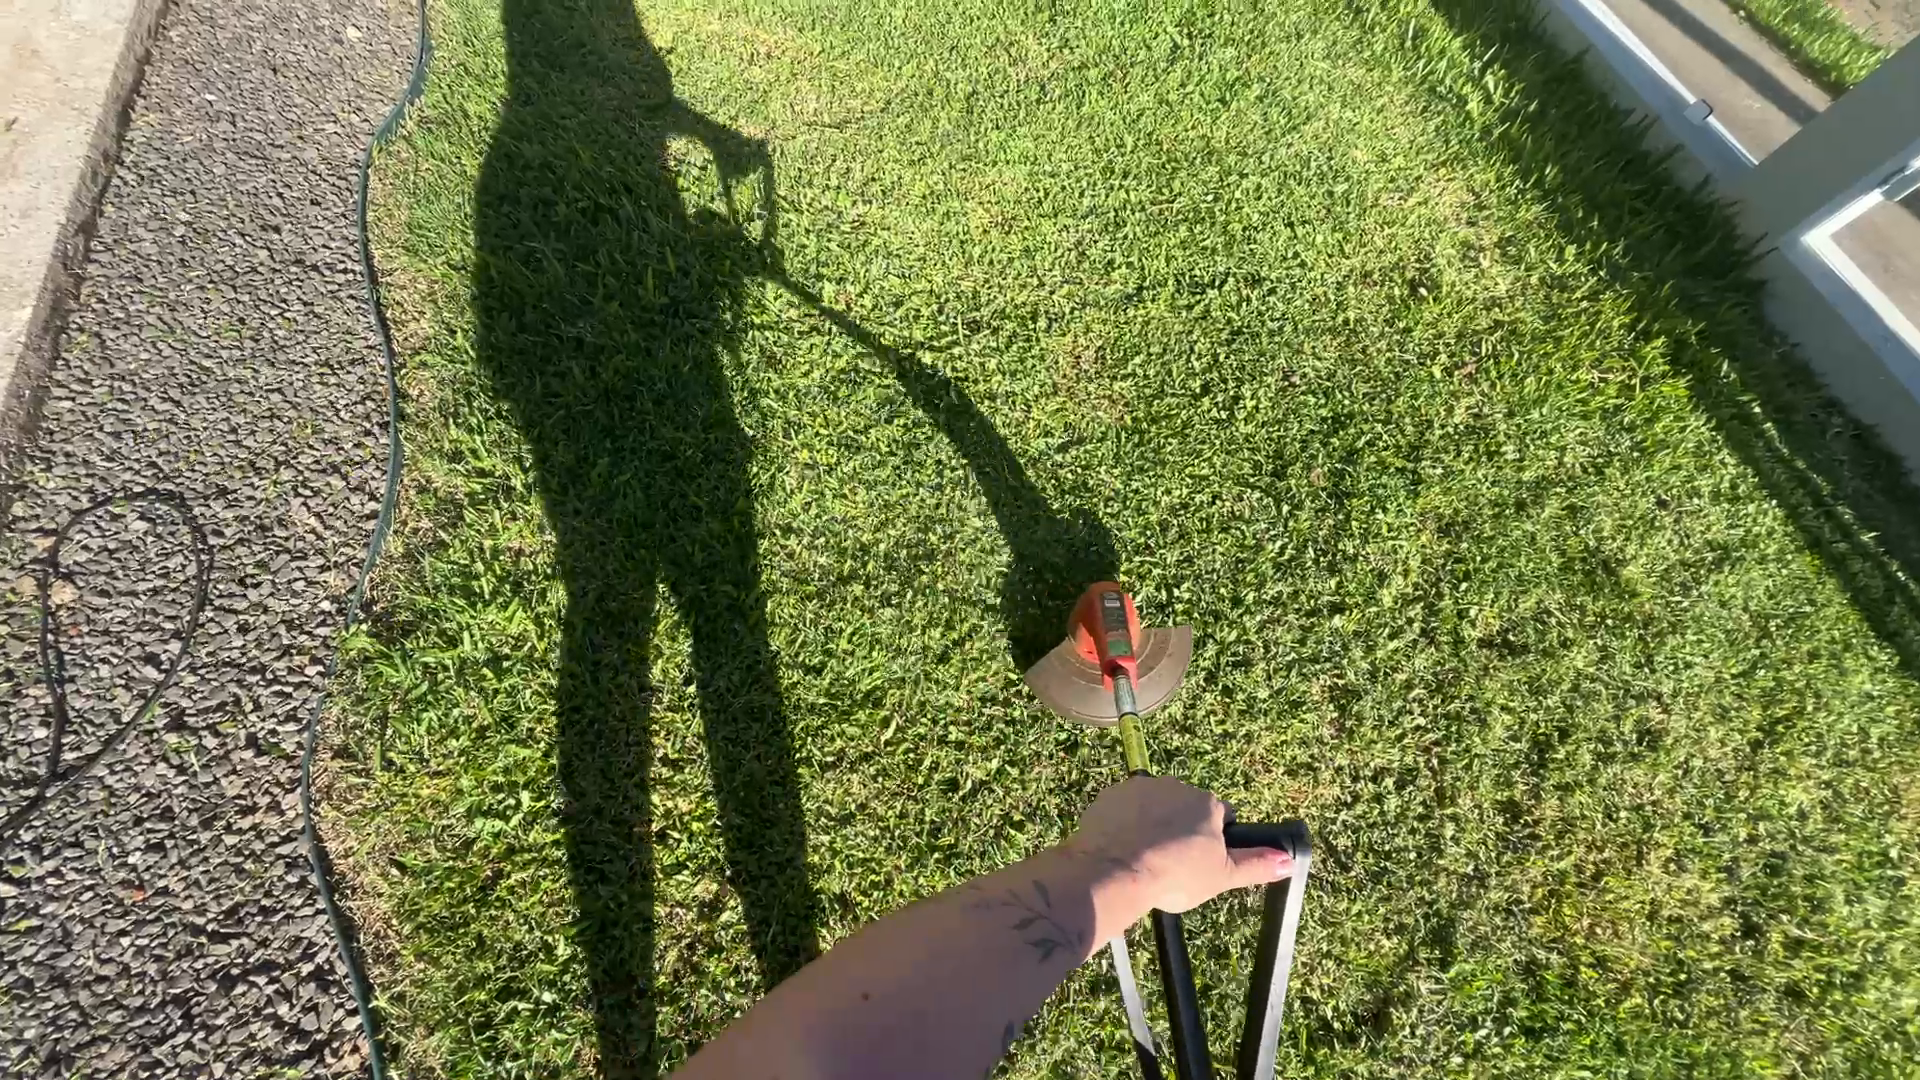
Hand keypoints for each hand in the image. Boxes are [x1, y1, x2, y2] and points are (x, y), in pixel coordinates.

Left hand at [1066, 776, 1291, 913]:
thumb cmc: (1174, 874)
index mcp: (1205, 802)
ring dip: (1154, 821)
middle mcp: (1174, 785)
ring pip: (1154, 804)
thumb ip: (1255, 865)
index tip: (1204, 858)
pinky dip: (1126, 821)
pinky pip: (1125, 806)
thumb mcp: (1222, 875)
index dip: (1215, 838)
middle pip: (1185, 806)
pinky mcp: (1112, 794)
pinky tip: (1124, 845)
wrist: (1116, 870)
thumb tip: (1288, 860)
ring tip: (1147, 855)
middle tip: (1175, 860)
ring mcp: (1140, 787)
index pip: (1221, 814)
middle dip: (1183, 827)